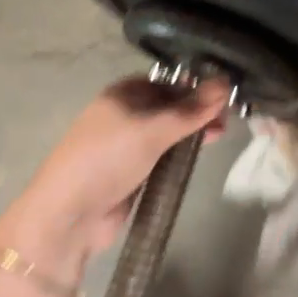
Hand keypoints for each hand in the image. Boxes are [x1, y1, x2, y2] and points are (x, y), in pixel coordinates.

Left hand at [2, 78, 227, 266]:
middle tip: (228, 120)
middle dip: (197, 111)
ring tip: (221, 136)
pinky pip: (163, 158)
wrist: (69, 215)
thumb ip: (189, 111)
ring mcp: (127, 146)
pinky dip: (181, 155)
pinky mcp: (133, 173)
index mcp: (122, 94)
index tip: (226, 95)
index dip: (194, 86)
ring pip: (168, 133)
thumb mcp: (151, 131)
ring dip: (192, 133)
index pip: (166, 81)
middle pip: (169, 107)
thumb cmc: (107, 160)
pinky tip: (200, 156)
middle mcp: (124, 115)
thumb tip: (225, 82)